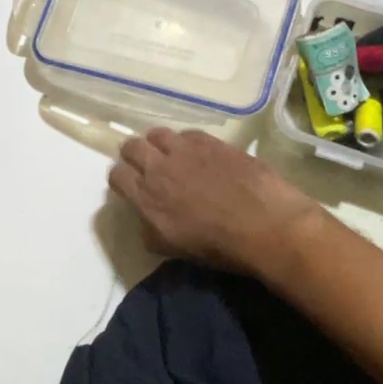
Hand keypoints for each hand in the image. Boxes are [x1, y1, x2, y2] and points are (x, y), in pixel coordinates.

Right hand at [107, 128, 321, 270]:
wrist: (266, 225)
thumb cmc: (218, 246)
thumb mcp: (173, 249)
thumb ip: (150, 231)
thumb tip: (146, 221)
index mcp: (146, 196)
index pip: (116, 175)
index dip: (122, 179)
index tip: (131, 186)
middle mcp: (159, 167)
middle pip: (131, 146)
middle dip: (135, 154)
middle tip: (148, 166)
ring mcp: (186, 150)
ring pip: (158, 134)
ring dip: (160, 144)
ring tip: (173, 156)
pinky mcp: (212, 142)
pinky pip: (188, 134)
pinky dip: (188, 142)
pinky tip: (201, 155)